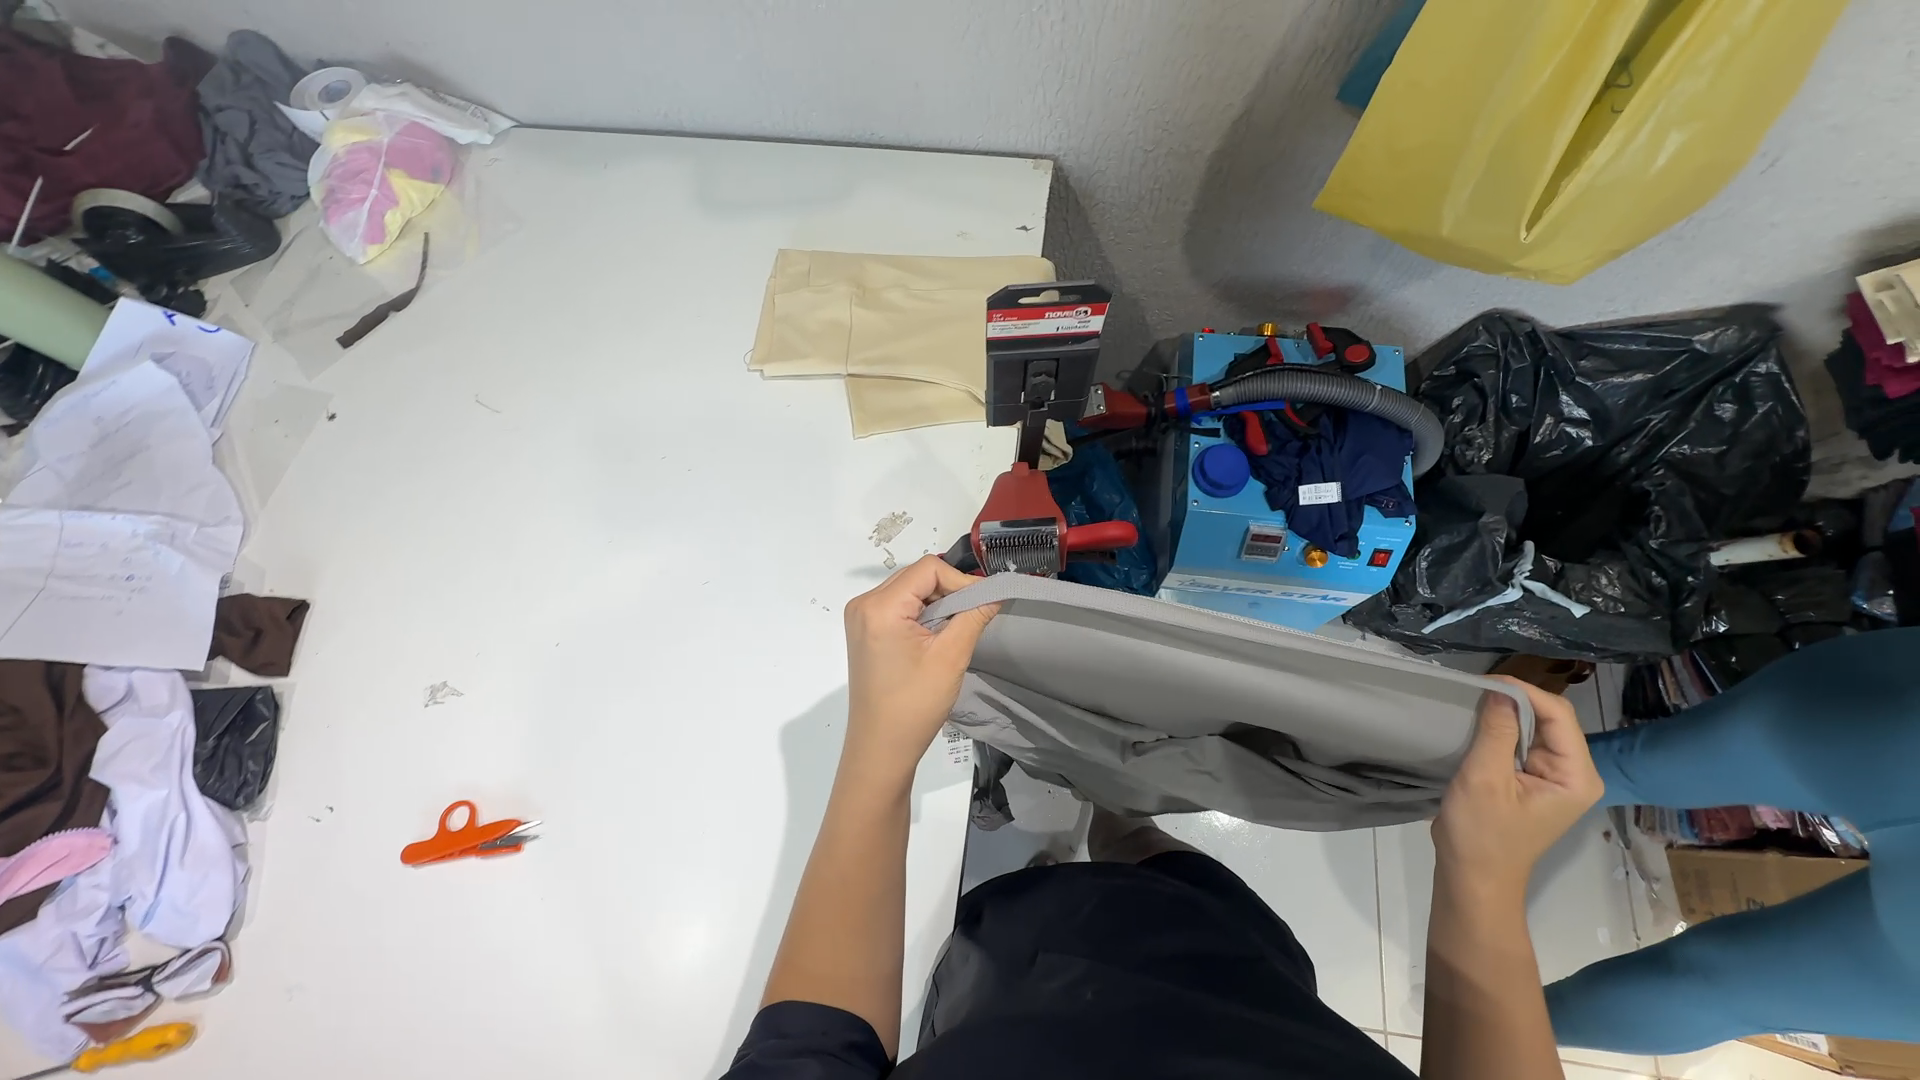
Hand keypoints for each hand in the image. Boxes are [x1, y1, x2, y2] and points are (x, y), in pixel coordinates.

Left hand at [841, 556, 997, 777]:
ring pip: (910, 590)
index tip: (984, 604)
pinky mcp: (865, 632)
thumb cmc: (915, 705)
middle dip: (950, 591)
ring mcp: (861, 618)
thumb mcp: (951, 656)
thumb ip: (974, 615)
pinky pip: (899, 607)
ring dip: (937, 603)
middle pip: (917, 576)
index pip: (928, 569)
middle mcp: (864, 604)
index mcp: (879, 606)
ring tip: (957, 629)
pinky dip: (923, 614)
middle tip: (975, 616)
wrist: (882, 748)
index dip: (961, 581)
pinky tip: (937, 636)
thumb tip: (997, 590)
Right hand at [1431, 676, 1602, 895]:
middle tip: (1474, 688)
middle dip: (1516, 700)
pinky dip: (1503, 729)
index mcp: (1576, 776)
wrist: (1472, 876)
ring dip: (1508, 713)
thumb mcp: (1484, 778)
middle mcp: (1575, 774)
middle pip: (1552, 719)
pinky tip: (1479, 723)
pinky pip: (1524, 744)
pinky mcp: (1534, 782)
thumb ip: (1496, 732)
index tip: (1484, 680)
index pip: (1558, 716)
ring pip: (1537, 729)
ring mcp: (1555, 779)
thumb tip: (1499, 690)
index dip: (1524, 691)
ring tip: (1474, 701)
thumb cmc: (1482, 832)